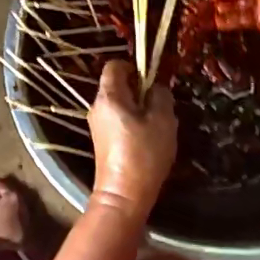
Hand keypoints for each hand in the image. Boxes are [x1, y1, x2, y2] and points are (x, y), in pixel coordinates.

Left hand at [88, 61, 176, 215]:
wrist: (123, 193)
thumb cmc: (144, 153)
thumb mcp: (163, 121)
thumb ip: (161, 96)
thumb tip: (156, 86)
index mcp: (109, 96)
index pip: (114, 65)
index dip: (133, 65)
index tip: (151, 76)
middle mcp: (97, 106)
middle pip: (116, 84)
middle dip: (139, 88)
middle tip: (160, 102)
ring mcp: (96, 123)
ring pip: (118, 103)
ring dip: (138, 106)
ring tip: (158, 122)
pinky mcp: (101, 139)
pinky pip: (116, 118)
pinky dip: (132, 121)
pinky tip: (148, 137)